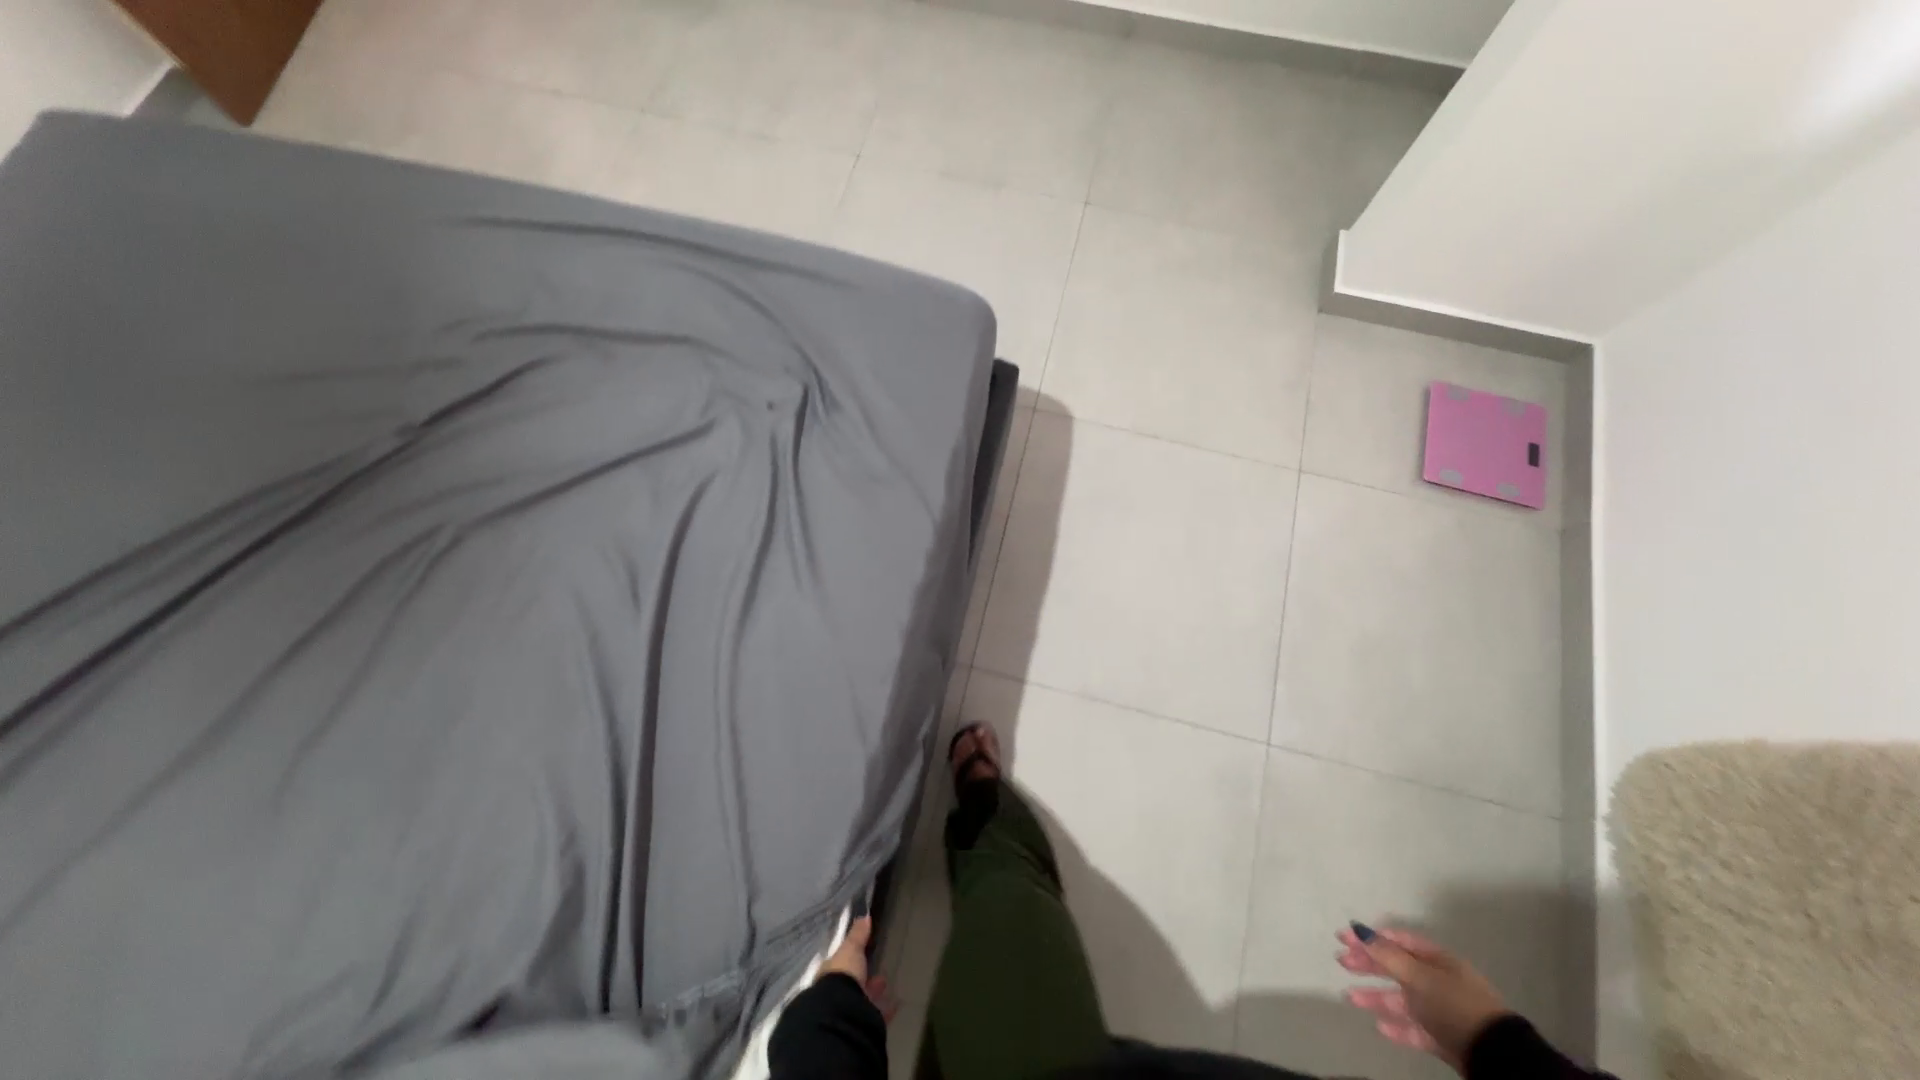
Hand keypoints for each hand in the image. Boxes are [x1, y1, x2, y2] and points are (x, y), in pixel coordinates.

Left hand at [818, 916, 896, 1022]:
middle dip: (862, 978)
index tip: (861, 954)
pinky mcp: (860, 1024)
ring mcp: (846, 1010)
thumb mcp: (850, 949)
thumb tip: (864, 916)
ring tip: (886, 984)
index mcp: (828, 975)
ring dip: (872, 992)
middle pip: (850, 985)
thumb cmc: (842, 975)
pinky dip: (885, 1008)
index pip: (838, 966)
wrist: (841, 1012)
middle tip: (875, 971)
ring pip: (861, 999)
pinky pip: (875, 1014)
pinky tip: (897, 1003)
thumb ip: (857, 935)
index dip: (849, 960)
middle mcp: (834, 994)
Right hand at [1337, 926, 1508, 1074]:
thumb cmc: (1454, 1004)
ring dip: (1376, 997)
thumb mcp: (1419, 976)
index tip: (1345, 936)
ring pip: (1402, 1000)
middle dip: (1369, 965)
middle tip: (1341, 961)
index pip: (1399, 942)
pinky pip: (1414, 1028)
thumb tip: (1359, 928)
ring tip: (1351, 998)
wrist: (1493, 1053)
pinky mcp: (1442, 1036)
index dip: (1372, 937)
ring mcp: (1440, 1010)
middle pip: (1397, 969)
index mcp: (1437, 961)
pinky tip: (1381, 1027)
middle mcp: (1438, 981)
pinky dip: (1397, 1026)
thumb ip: (1387, 955)